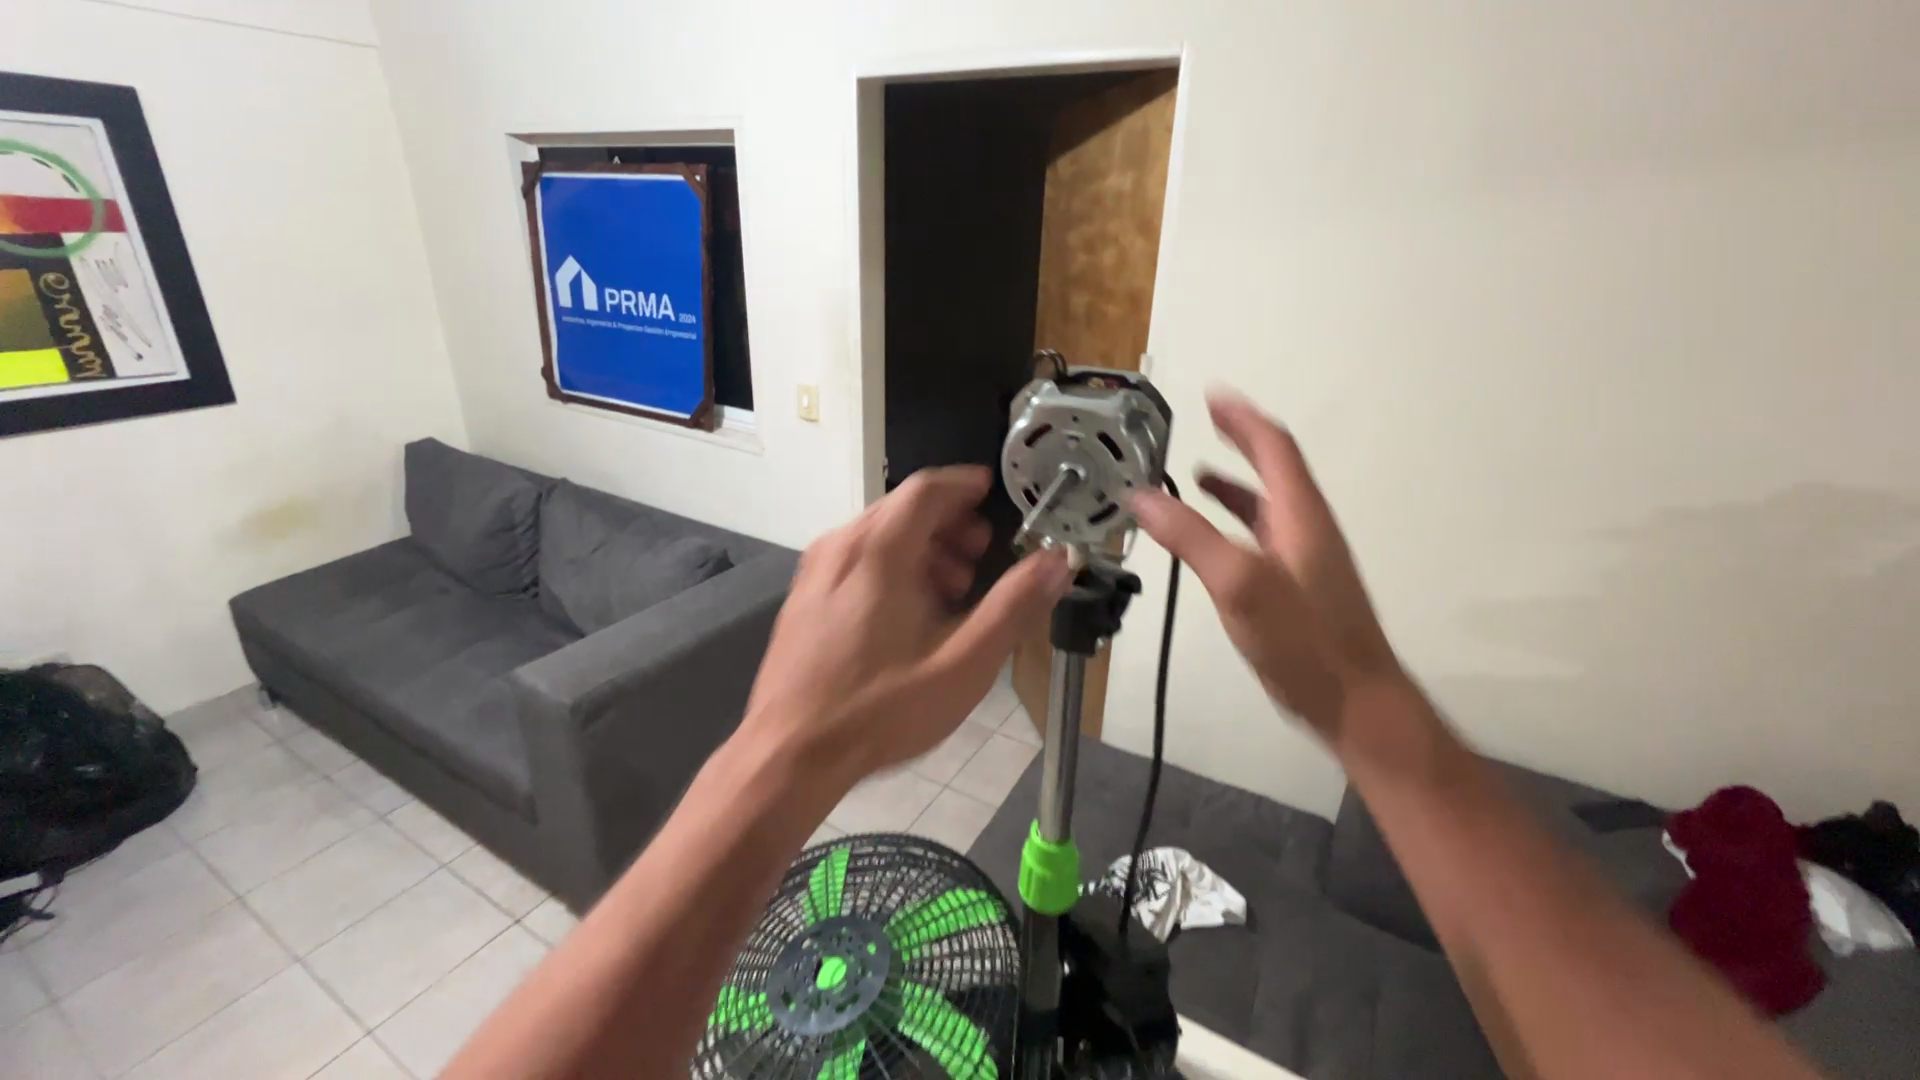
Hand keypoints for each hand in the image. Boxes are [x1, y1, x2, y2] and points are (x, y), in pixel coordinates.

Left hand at [742, 466, 1072, 785]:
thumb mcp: (962, 664)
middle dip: (949, 523)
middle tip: (982, 555)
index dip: (965, 485)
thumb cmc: (879, 710)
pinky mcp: (804, 599)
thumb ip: (1014, 607)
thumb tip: (1056, 562)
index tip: (994, 493)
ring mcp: (815, 572)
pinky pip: (855, 560)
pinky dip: (892, 567)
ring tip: (953, 590)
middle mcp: (840, 547)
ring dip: (923, 548)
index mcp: (877, 550)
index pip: (926, 489)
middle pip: (902, 509)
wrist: (789, 754)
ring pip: (877, 535)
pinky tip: (910, 613)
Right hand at [1131, 391, 1401, 742]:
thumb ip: (1190, 537)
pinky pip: (1262, 537)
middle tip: (1209, 421)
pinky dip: (1235, 522)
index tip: (1215, 395)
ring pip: (1268, 504)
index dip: (1243, 418)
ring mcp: (1306, 559)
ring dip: (1236, 483)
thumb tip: (1142, 498)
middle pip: (1275, 469)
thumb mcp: (1239, 584)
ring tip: (1198, 475)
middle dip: (1241, 441)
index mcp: (1300, 515)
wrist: (1355, 700)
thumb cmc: (1303, 640)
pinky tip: (1213, 541)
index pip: (1274, 447)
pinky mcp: (1298, 588)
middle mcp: (1306, 527)